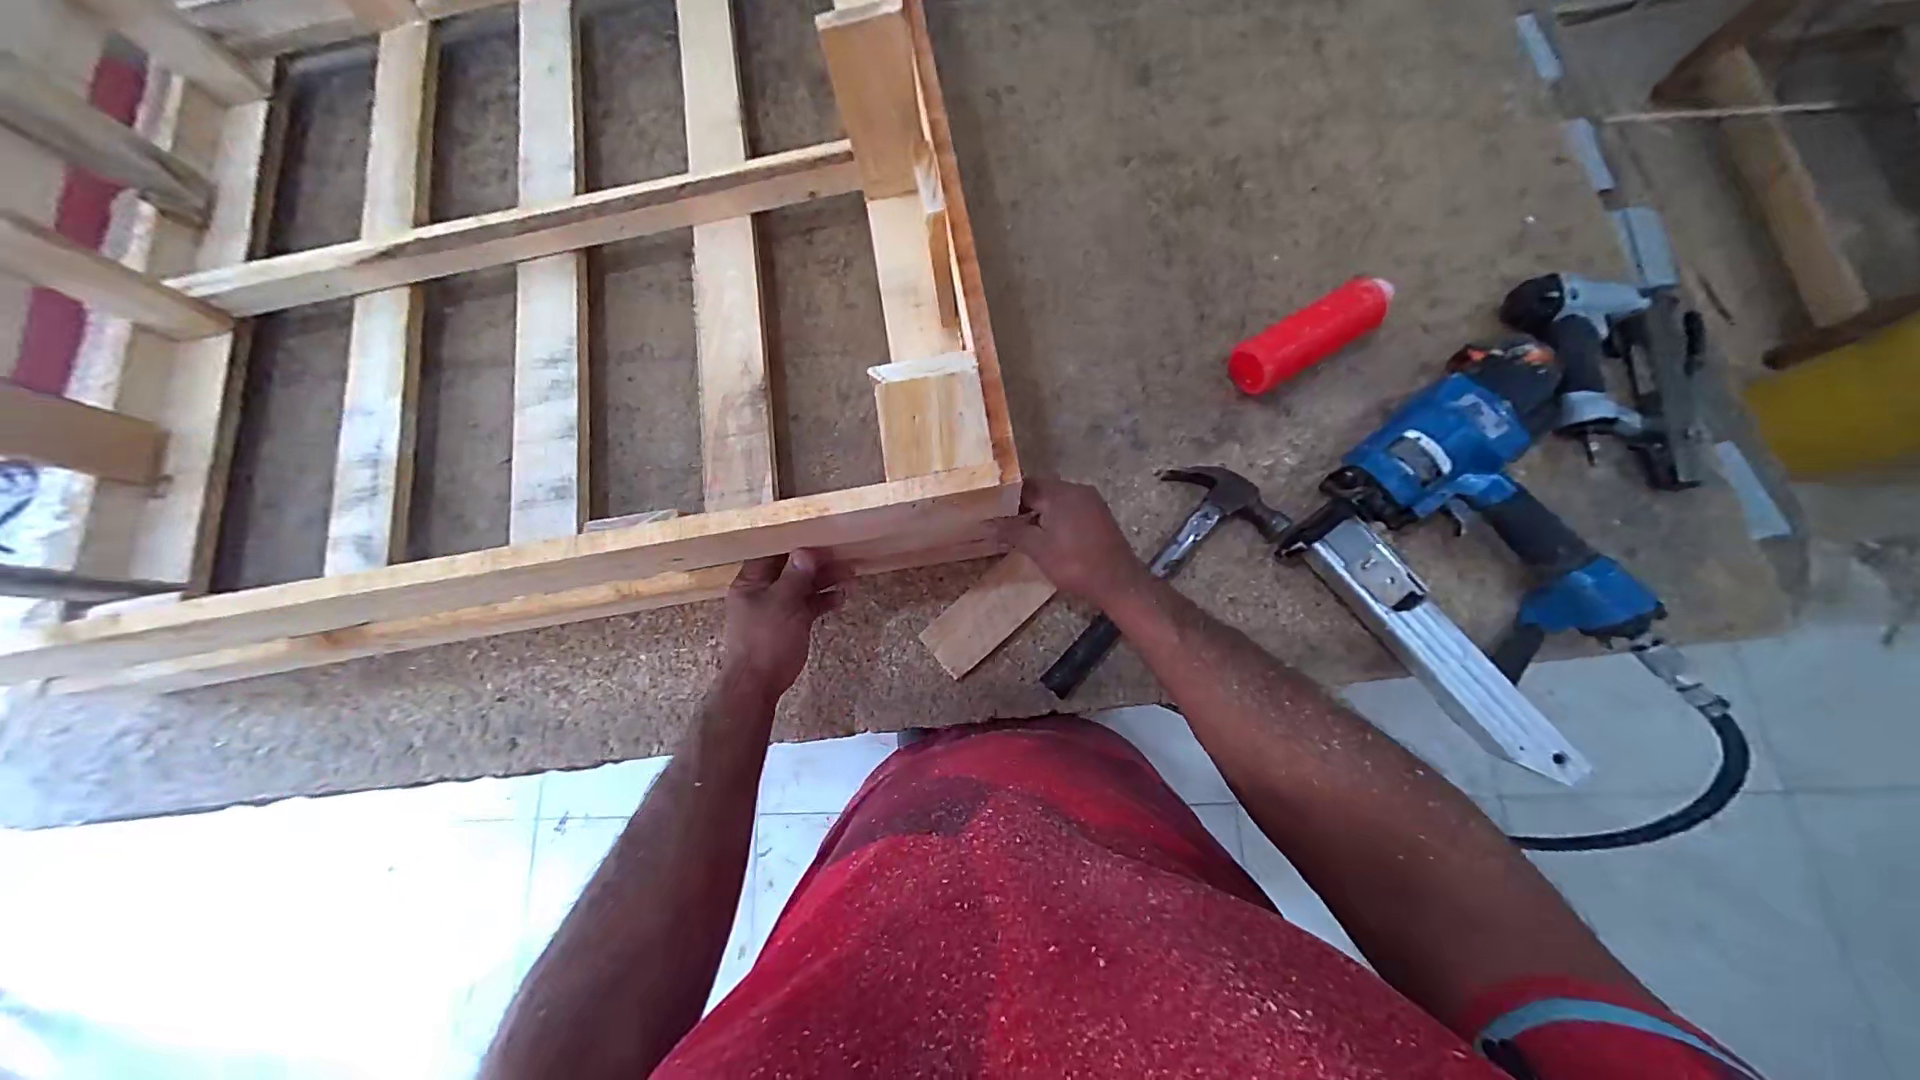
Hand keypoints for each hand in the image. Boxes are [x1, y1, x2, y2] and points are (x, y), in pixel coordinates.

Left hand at [720, 549, 849, 696]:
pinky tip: (841, 597)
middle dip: (816, 563)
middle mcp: (762, 592)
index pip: (772, 554)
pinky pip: (807, 607)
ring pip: (802, 588)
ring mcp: (777, 609)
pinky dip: (823, 601)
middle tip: (842, 554)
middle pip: (791, 570)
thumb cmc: (765, 639)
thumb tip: (806, 552)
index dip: (794, 544)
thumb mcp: (782, 602)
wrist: (758, 684)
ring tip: (849, 572)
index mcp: (751, 582)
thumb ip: (795, 576)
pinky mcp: (790, 625)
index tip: (819, 535)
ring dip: (824, 581)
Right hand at [991, 477, 1150, 605]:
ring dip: (1040, 511)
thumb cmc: (1074, 564)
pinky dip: (1056, 516)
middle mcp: (1078, 490)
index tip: (992, 510)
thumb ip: (1012, 531)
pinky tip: (1047, 535)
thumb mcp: (1037, 549)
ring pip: (1057, 499)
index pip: (1025, 485)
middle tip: (1004, 522)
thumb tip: (988, 524)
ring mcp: (1092, 501)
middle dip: (1023, 505)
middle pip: (1042, 490)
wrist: (1118, 583)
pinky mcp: (1099, 514)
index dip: (1006, 497)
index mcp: (1061, 493)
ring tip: (1023, 530)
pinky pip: (1071, 508)